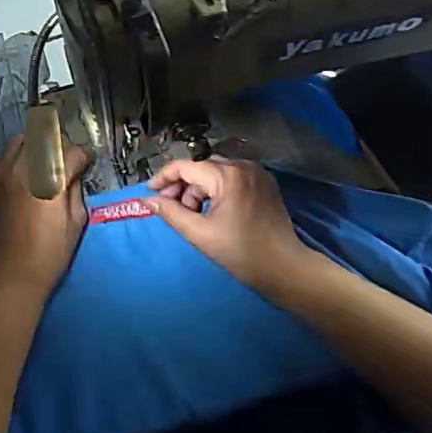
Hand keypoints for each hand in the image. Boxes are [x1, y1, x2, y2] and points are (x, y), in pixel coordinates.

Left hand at [0, 135, 91, 293]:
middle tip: (67, 163)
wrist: (11, 274)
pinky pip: (4, 156)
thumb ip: (76, 190)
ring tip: (45, 164)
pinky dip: (17, 158)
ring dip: (37, 147)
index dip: (83, 157)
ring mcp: (1, 173)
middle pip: (45, 138)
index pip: (71, 152)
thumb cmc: (50, 253)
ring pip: (21, 141)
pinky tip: (24, 174)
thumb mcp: (76, 221)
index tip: (86, 164)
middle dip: (60, 147)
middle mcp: (22, 169)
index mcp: (49, 180)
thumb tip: (75, 174)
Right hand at [143, 158, 321, 291]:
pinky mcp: (264, 183)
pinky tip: (211, 211)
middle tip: (171, 209)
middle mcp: (243, 166)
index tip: (150, 193)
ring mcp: (257, 173)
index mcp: (228, 175)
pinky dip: (216, 190)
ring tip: (192, 214)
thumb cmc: (240, 251)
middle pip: (201, 168)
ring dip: (199, 189)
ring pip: (215, 173)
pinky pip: (232, 178)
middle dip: (182, 186)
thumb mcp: (199, 233)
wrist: (283, 267)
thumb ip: (171, 212)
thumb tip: (148, 199)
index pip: (185, 166)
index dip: (163, 178)